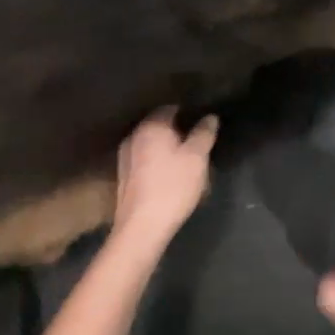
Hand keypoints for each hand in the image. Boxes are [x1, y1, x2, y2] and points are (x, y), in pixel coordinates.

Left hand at [111, 108, 216, 248]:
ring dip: (166, 146)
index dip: (187, 111)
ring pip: (150, 143)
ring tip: (185, 157)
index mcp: (151, 126)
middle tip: (197, 140)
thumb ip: (204, 133)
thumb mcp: (197, 158)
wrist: (142, 227)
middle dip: (177, 129)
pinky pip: (144, 158)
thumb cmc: (172, 187)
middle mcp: (134, 136)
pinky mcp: (124, 175)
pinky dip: (156, 160)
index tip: (202, 120)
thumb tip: (210, 116)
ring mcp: (125, 156)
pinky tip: (169, 173)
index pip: (170, 107)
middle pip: (158, 125)